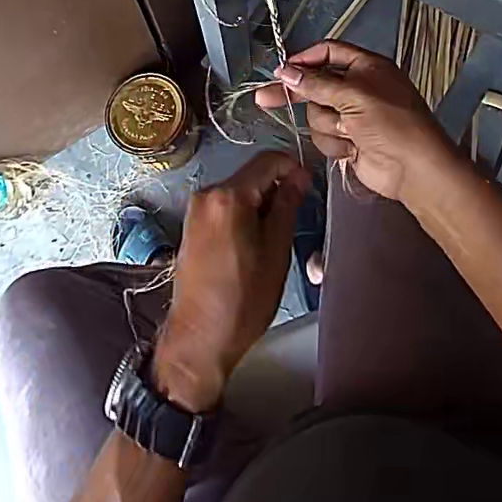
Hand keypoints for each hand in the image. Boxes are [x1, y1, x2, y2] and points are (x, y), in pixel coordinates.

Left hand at [152, 150, 309, 412]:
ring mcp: (195, 210)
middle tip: (296, 217)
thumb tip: (298, 176)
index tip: (308, 188)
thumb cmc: (243, 298)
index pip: (268, 160)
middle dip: (278, 188)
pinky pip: (226, 206)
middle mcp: (207, 194)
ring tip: (275, 235)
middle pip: (252, 174)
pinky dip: (245, 213)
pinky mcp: (192, 226)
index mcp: (228, 196)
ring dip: (262, 202)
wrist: (199, 341)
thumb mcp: (276, 249)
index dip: (294, 168)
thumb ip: (287, 204)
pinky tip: (254, 242)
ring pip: (240, 190)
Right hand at [256, 41, 466, 207]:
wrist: (413, 167)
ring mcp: (351, 115)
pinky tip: (352, 149)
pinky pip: (324, 136)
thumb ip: (317, 83)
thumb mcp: (354, 96)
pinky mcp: (347, 140)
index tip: (281, 71)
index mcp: (366, 66)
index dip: (305, 60)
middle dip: (297, 94)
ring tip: (349, 133)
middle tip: (265, 98)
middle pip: (316, 84)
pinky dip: (335, 143)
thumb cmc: (391, 122)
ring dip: (328, 126)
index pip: (328, 53)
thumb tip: (286, 72)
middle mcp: (357, 87)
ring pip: (317, 114)